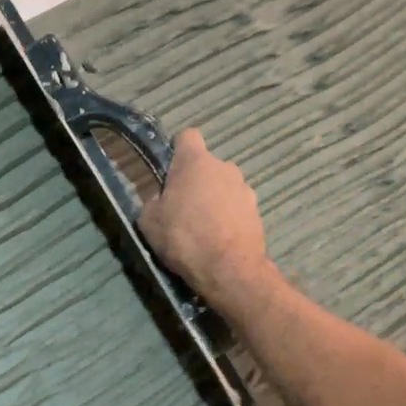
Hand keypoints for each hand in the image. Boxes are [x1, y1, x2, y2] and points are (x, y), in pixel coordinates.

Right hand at [137, 129, 274, 308]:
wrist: (228, 268)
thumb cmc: (183, 237)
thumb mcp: (148, 221)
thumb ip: (153, 202)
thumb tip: (161, 200)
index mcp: (195, 162)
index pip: (187, 136)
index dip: (177, 151)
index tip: (170, 172)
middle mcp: (224, 167)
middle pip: (206, 166)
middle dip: (196, 182)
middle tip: (182, 209)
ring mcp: (245, 188)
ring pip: (223, 187)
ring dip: (214, 200)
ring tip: (202, 229)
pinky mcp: (257, 211)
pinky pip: (236, 208)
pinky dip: (228, 218)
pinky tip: (218, 240)